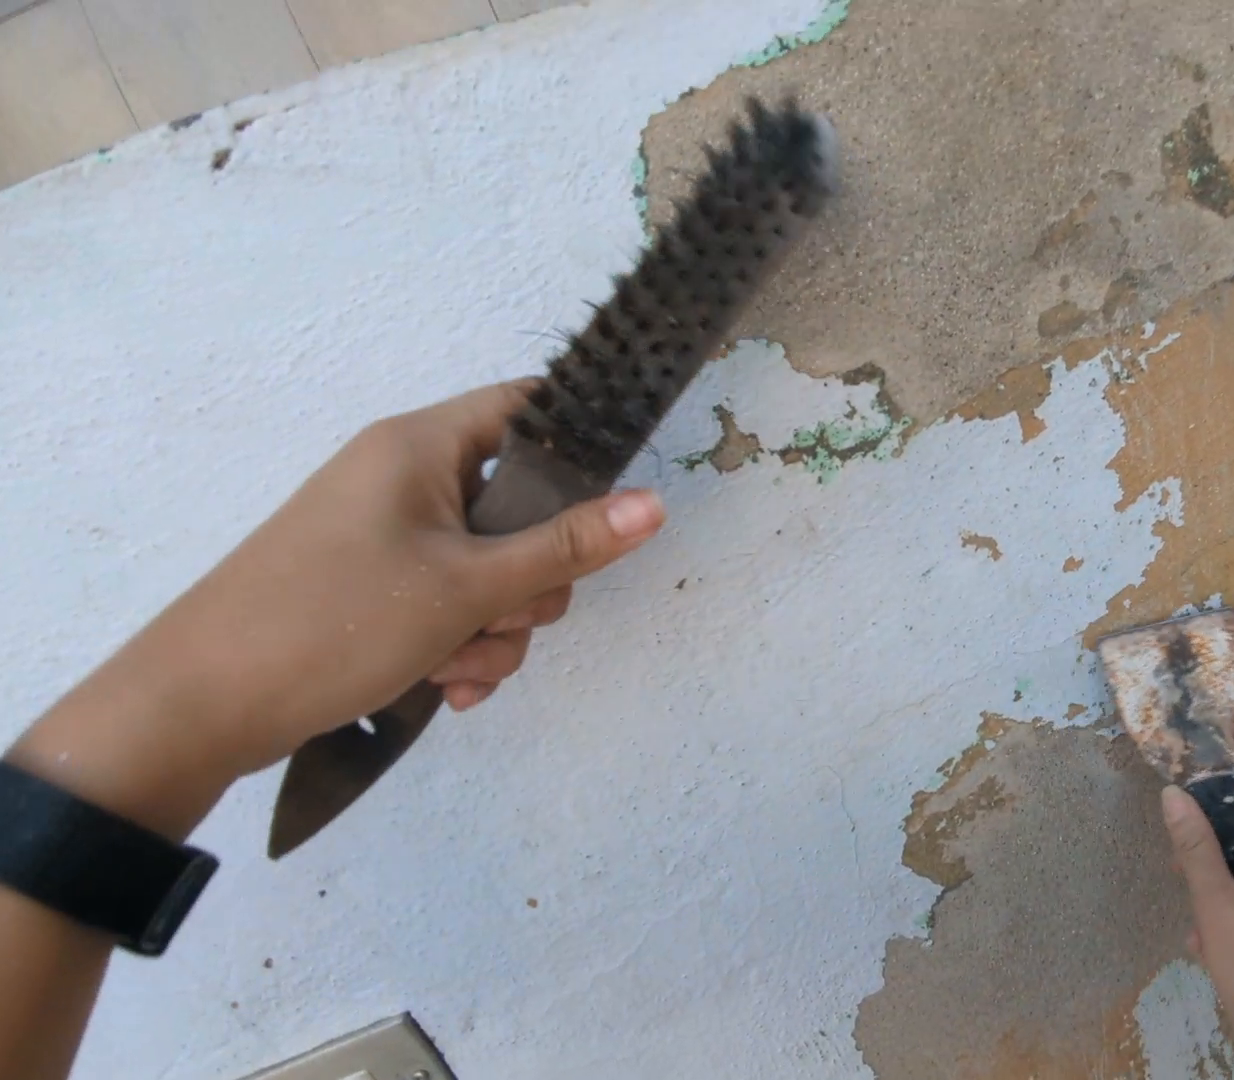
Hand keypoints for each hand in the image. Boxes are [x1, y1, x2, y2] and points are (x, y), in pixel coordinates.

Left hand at [7, 381, 665, 838]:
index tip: (621, 487)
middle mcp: (412, 483)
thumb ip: (570, 545)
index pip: (528, 407)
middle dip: (535, 578)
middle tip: (506, 613)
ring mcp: (398, 538)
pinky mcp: (387, 587)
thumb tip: (657, 505)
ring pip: (501, 569)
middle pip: (528, 508)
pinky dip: (468, 645)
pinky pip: (464, 603)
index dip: (583, 435)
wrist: (190, 717)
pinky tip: (446, 684)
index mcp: (421, 449)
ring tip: (457, 666)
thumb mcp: (469, 585)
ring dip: (500, 626)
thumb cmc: (334, 621)